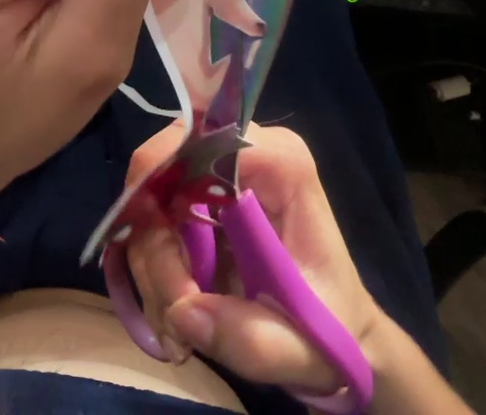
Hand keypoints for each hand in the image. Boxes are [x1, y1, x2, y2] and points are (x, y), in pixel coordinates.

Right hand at [123, 123, 387, 391]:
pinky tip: (175, 309)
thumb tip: (183, 311)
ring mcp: (214, 169)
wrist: (338, 331)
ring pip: (148, 200)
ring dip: (151, 265)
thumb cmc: (331, 329)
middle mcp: (244, 152)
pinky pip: (150, 218)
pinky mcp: (196, 192)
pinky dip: (151, 266)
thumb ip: (250, 337)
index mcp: (281, 164)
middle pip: (161, 169)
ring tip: (178, 324)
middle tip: (173, 309)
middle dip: (154, 243)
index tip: (148, 249)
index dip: (159, 176)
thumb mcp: (301, 348)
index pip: (199, 137)